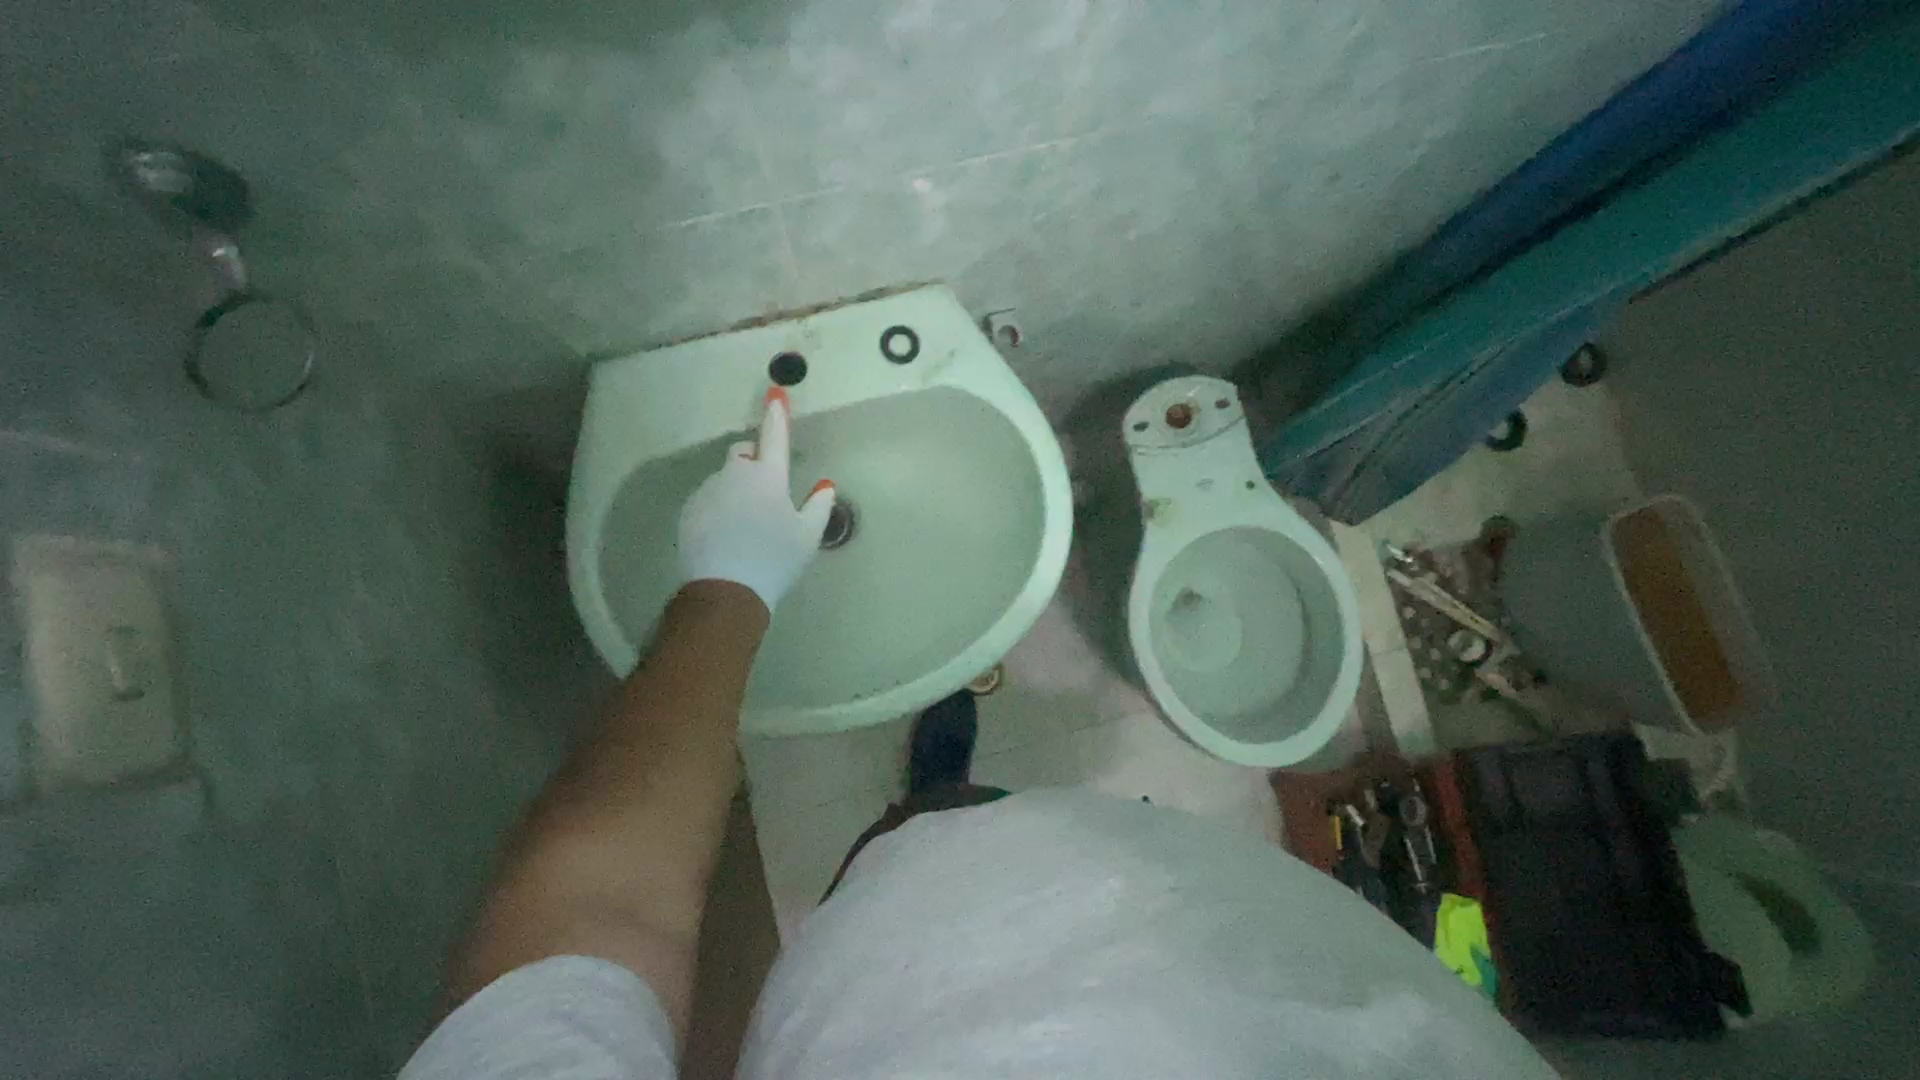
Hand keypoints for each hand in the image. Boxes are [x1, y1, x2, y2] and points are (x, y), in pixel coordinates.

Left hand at [678, 386, 834, 613]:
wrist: (726, 589)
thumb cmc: (775, 559)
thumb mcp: (808, 537)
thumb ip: (819, 506)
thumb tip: (825, 486)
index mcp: (768, 477)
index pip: (774, 437)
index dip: (776, 415)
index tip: (775, 394)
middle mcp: (735, 474)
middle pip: (742, 454)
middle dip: (752, 462)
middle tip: (765, 493)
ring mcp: (707, 491)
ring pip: (723, 480)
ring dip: (734, 490)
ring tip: (744, 525)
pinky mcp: (689, 510)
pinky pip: (707, 499)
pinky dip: (717, 508)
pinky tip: (725, 535)